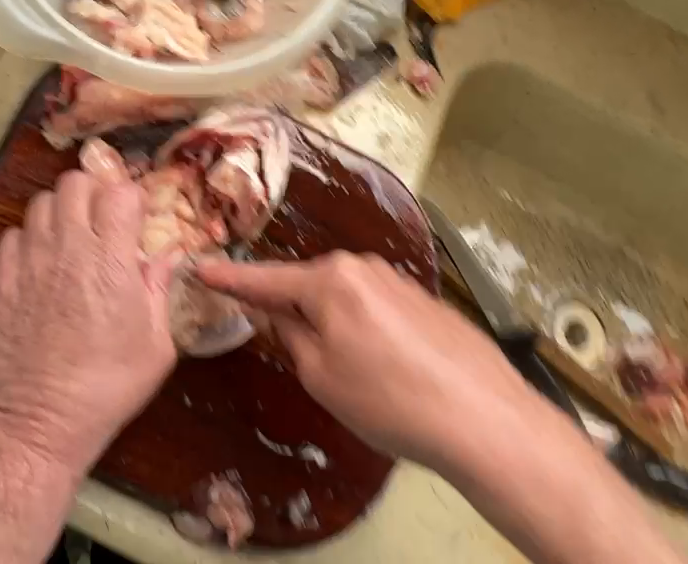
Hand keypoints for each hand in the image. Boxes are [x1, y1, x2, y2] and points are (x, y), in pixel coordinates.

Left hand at [0, 170, 178, 470]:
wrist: (41, 419)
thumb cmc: (109, 385)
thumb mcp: (156, 344)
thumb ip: (160, 289)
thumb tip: (168, 255)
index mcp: (112, 258)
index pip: (119, 191)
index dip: (129, 196)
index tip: (135, 217)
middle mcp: (69, 246)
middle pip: (75, 182)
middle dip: (93, 191)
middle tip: (102, 219)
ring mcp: (30, 258)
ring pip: (41, 201)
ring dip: (60, 211)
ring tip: (70, 237)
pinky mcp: (1, 276)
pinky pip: (12, 233)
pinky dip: (29, 238)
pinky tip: (40, 262)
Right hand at [196, 251, 541, 466]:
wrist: (486, 420)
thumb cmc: (389, 400)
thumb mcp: (320, 374)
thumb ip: (287, 333)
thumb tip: (269, 308)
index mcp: (329, 280)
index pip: (265, 278)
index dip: (230, 278)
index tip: (201, 268)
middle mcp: (362, 268)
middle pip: (307, 285)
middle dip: (290, 309)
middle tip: (286, 347)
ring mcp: (397, 281)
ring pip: (343, 298)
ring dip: (329, 322)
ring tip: (347, 373)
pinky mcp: (424, 301)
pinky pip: (374, 308)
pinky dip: (362, 329)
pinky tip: (383, 368)